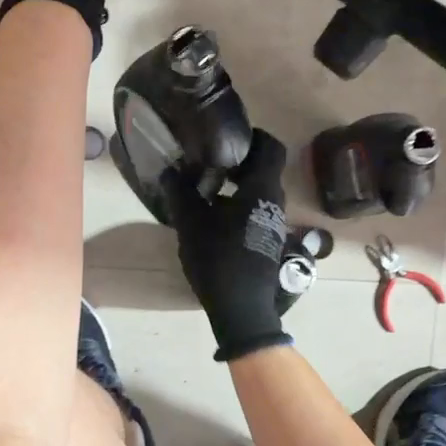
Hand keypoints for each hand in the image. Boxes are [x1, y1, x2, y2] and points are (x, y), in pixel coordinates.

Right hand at [162, 129, 293, 361]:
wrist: (241, 308)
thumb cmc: (218, 260)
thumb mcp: (192, 225)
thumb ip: (181, 193)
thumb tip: (170, 170)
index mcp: (261, 190)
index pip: (271, 147)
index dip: (254, 137)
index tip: (228, 138)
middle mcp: (274, 202)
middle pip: (265, 169)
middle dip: (240, 162)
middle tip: (210, 162)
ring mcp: (275, 224)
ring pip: (260, 193)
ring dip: (238, 187)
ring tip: (208, 191)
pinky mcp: (269, 241)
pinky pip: (257, 212)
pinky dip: (240, 206)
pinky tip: (216, 219)